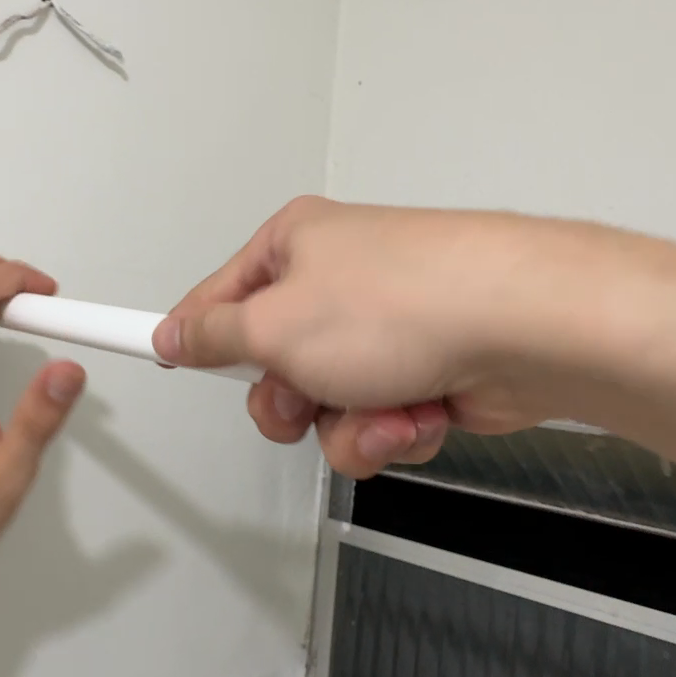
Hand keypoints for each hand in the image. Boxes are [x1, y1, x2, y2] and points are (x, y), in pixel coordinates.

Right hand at [154, 197, 585, 477]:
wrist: (528, 325)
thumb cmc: (401, 304)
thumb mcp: (276, 324)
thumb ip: (213, 335)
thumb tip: (173, 335)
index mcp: (293, 249)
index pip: (215, 298)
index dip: (185, 334)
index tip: (147, 352)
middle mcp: (335, 284)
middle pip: (268, 364)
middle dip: (285, 399)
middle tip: (301, 396)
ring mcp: (380, 329)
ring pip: (322, 404)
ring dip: (344, 422)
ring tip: (380, 407)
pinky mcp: (421, 369)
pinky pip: (372, 419)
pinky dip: (389, 428)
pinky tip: (418, 413)